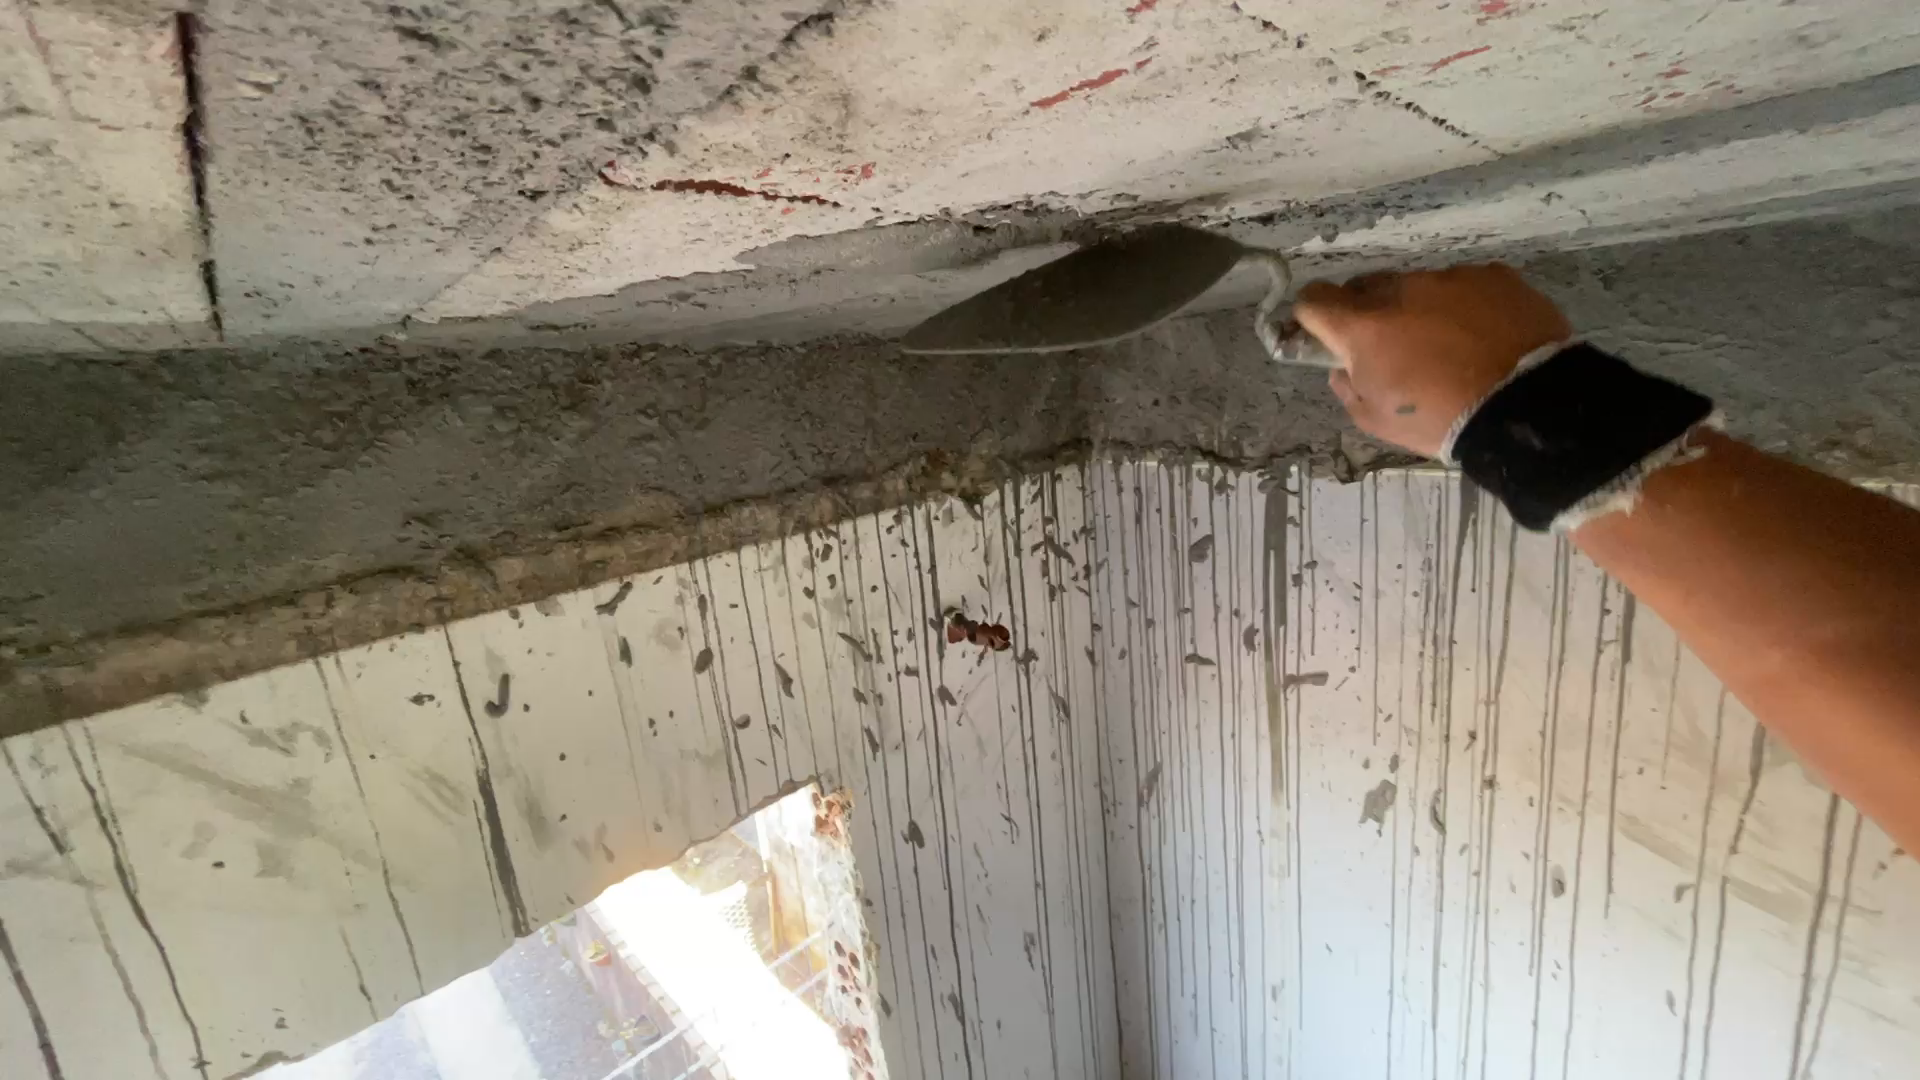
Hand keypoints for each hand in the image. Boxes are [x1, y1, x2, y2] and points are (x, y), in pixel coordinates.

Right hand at [1293, 264, 1572, 457]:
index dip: (1309, 315)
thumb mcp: (1372, 418)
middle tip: (1381, 344)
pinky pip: (1458, 284)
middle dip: (1360, 311)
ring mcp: (1448, 278)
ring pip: (1411, 285)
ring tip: (1438, 342)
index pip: (1313, 299)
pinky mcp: (1492, 275)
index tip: (1320, 333)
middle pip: (1361, 286)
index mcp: (1362, 327)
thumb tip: (1343, 366)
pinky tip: (1473, 333)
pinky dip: (1455, 304)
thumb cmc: (1437, 418)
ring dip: (1410, 307)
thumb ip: (1346, 385)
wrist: (1526, 406)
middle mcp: (1400, 291)